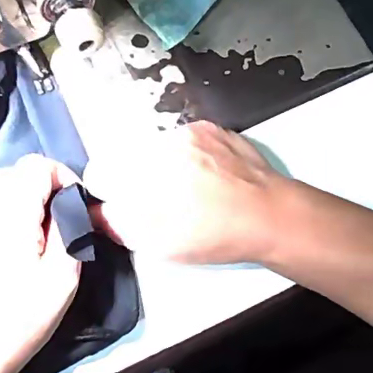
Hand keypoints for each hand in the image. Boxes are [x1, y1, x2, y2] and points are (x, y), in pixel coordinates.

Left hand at [0, 155, 82, 372]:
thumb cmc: (18, 317)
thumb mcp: (62, 274)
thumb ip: (71, 227)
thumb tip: (74, 203)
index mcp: (10, 211)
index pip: (38, 165)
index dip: (65, 178)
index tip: (79, 208)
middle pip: (17, 171)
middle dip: (46, 186)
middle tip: (66, 220)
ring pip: (0, 186)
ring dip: (27, 198)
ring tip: (45, 234)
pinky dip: (9, 211)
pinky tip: (19, 244)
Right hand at [84, 121, 297, 265]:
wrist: (270, 215)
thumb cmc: (221, 232)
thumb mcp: (163, 244)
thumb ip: (121, 224)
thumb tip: (101, 212)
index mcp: (145, 172)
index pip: (102, 171)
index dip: (108, 191)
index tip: (120, 203)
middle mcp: (164, 144)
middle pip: (130, 157)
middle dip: (139, 180)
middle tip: (164, 204)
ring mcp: (189, 132)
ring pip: (157, 148)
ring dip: (164, 167)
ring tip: (189, 193)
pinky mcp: (210, 128)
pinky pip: (184, 141)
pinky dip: (188, 158)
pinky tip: (205, 180)